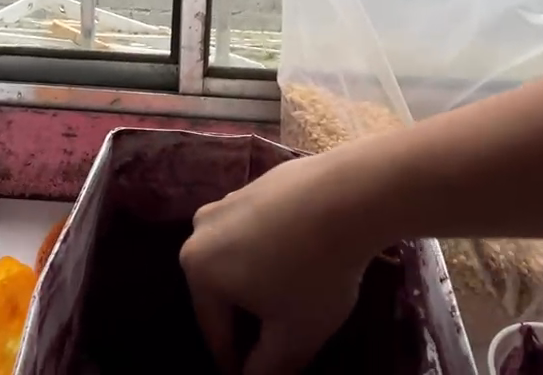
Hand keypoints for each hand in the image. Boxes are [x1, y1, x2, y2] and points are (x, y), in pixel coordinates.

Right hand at [178, 150, 378, 374]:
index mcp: (198, 269)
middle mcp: (199, 230)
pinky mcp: (251, 186)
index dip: (237, 364)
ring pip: (236, 258)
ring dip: (257, 281)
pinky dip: (269, 250)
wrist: (344, 195)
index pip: (215, 333)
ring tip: (293, 297)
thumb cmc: (311, 272)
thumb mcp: (293, 337)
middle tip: (278, 338)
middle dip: (246, 319)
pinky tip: (300, 258)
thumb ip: (267, 369)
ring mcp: (225, 201)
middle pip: (220, 291)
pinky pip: (253, 231)